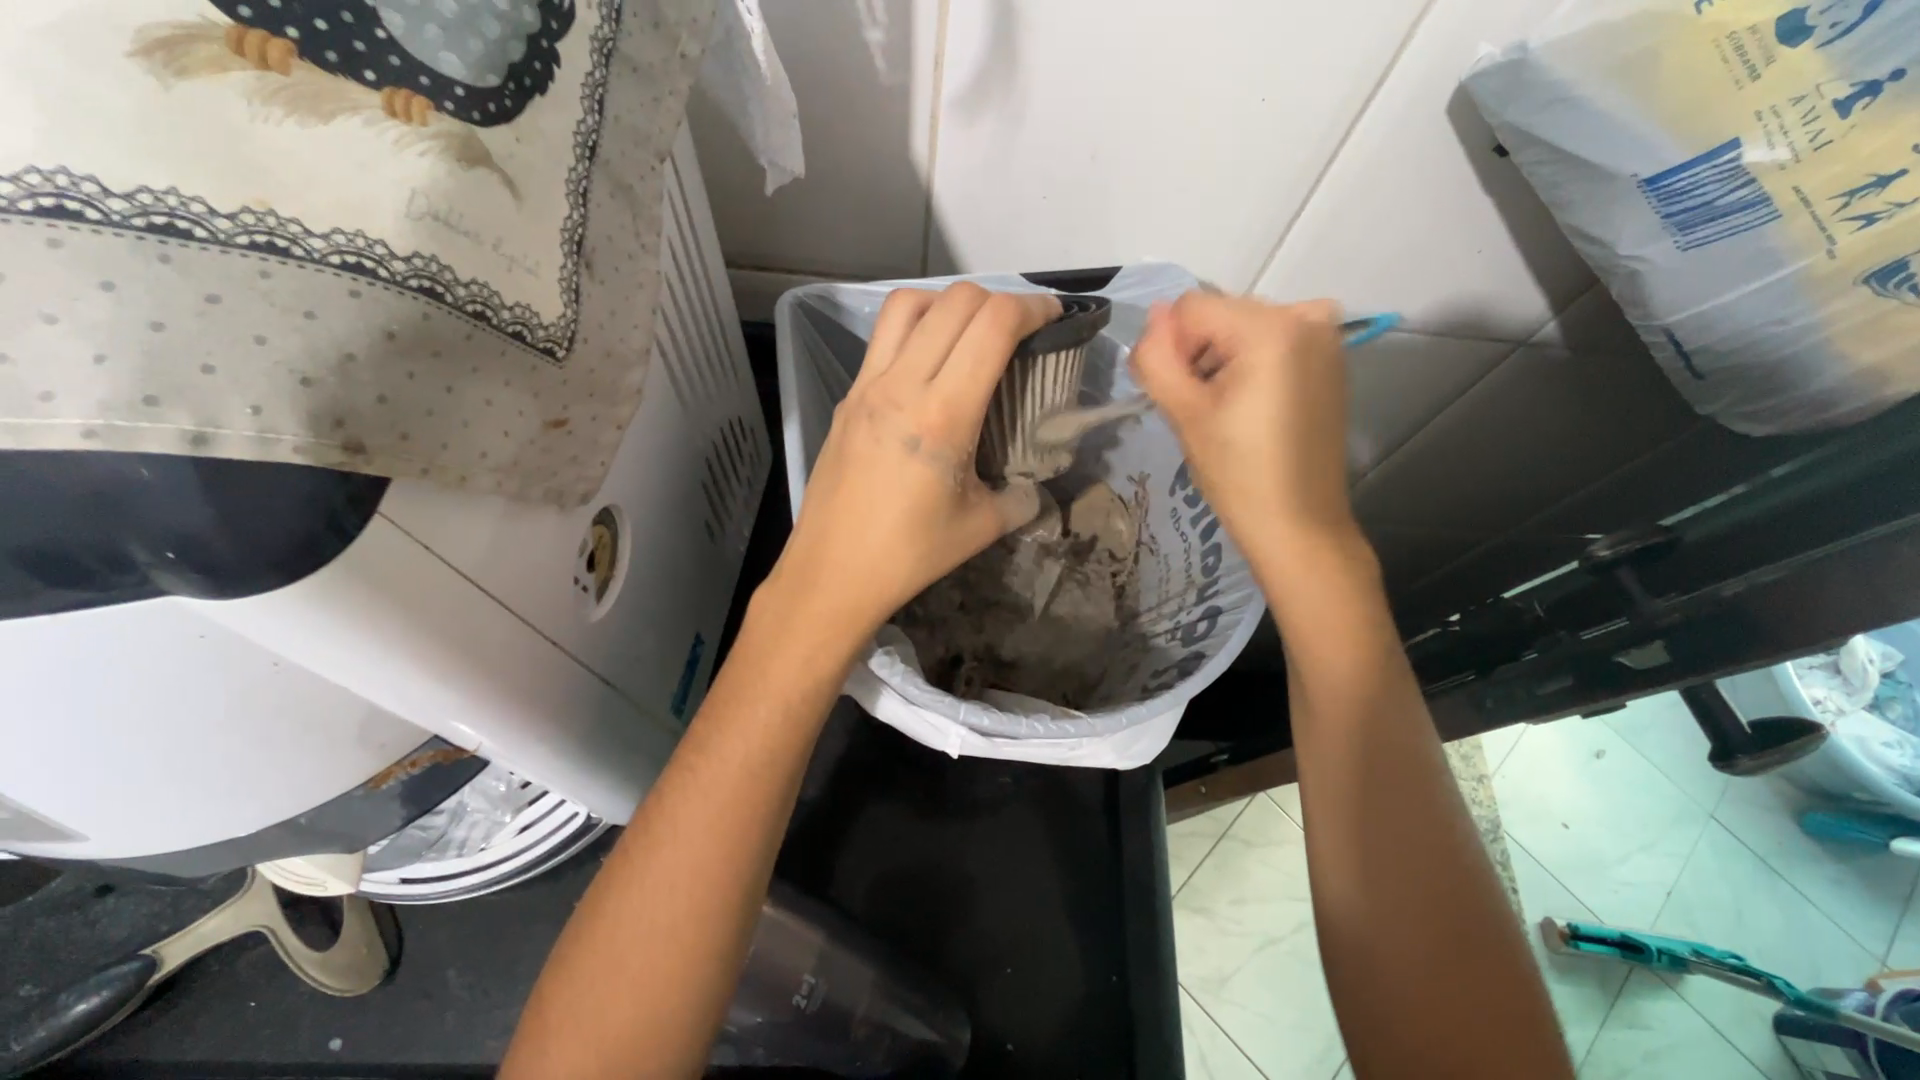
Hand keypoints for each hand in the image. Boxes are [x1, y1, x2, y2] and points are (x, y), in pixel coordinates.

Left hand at [763, 283, 1061, 639]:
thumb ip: (1019, 497)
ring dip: (948, 303)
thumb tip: (1034, 487)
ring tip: (970, 332)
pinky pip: (883, 339)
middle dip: (999, 300)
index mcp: (942, 413)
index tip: (1052, 319)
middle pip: (955, 301)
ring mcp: (867, 386)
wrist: (831, 571)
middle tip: (1021, 327)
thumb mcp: (981, 527)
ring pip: (908, 305)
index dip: (1032, 308)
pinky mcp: (848, 397)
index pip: (993, 324)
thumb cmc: (908, 553)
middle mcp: (901, 384)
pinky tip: (931, 367)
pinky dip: (916, 329)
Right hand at [1130, 292, 1356, 549]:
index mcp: (1270, 327)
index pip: (1189, 308)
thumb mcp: (1184, 412)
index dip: (1173, 350)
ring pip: (1243, 327)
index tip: (1183, 398)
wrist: (1300, 525)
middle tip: (1204, 410)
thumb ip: (1156, 357)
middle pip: (1219, 313)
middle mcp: (1305, 316)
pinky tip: (1252, 407)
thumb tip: (1153, 316)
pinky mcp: (1330, 358)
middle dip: (1201, 352)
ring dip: (1223, 359)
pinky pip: (1273, 341)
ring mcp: (1324, 336)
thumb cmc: (1238, 473)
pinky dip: (1252, 363)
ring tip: (1228, 412)